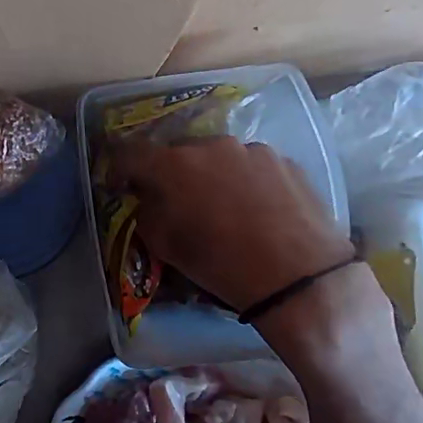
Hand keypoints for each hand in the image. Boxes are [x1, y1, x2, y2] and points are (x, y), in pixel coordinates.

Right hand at [111, 136, 354, 311]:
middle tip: (179, 201)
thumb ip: (147, 212)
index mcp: (174, 164)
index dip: (121, 168)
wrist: (300, 277)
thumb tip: (146, 197)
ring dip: (213, 176)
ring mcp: (253, 149)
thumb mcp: (167, 247)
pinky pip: (253, 166)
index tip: (123, 184)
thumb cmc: (222, 265)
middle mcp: (212, 145)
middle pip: (180, 153)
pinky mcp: (285, 161)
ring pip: (220, 158)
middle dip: (173, 174)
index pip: (131, 152)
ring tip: (226, 208)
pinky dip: (246, 182)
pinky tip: (258, 211)